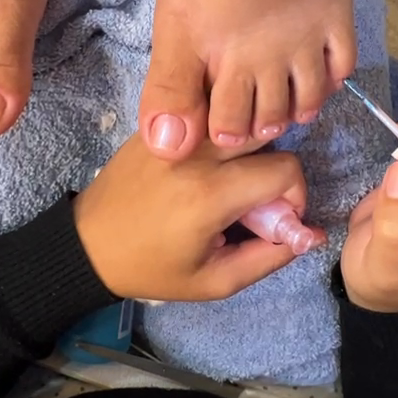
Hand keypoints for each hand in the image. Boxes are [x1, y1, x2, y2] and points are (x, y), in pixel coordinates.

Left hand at [75, 134, 310, 301]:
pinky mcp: (157, 125)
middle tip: (257, 194)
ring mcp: (174, 132)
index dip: (294, 195)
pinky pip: (204, 116)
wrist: (88, 242)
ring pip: (235, 118)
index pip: (286, 169)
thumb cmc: (152, 267)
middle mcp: (195, 153)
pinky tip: (206, 166)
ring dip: (247, 146)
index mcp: (210, 194)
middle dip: (275, 164)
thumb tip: (310, 233)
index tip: (276, 216)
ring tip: (232, 178)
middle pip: (266, 132)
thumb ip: (269, 257)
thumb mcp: (214, 281)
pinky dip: (218, 135)